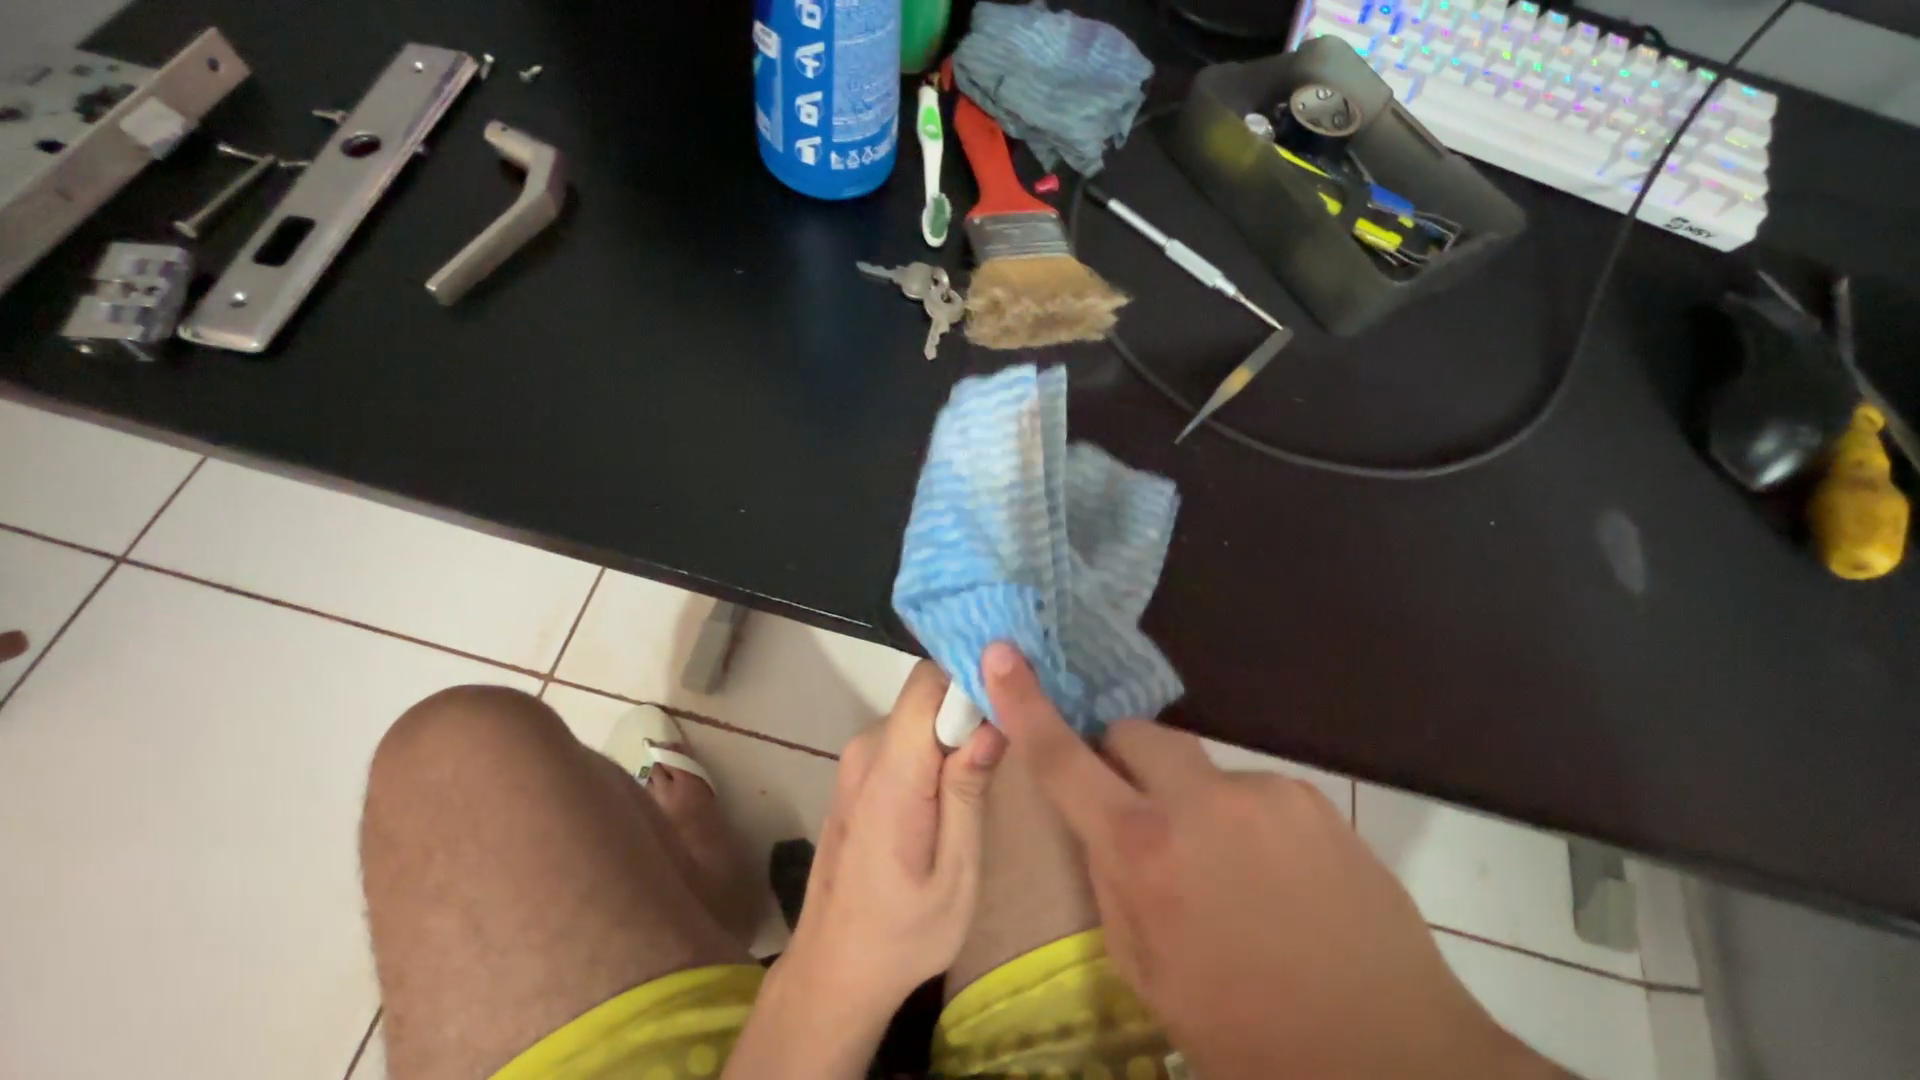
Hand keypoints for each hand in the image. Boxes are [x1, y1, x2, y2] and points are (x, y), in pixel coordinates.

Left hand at [785, 660, 1007, 1011]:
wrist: (834, 969)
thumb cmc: (903, 933)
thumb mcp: (956, 874)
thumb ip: (969, 792)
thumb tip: (993, 721)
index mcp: (890, 774)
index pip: (928, 683)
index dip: (972, 678)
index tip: (1016, 692)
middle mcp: (866, 753)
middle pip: (926, 698)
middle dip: (970, 712)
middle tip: (1012, 747)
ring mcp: (855, 763)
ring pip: (917, 719)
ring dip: (953, 736)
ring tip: (989, 774)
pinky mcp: (857, 777)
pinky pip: (903, 741)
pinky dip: (932, 752)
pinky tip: (953, 791)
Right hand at [982, 643, 1565, 1079]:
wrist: (1387, 1049)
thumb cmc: (1244, 1028)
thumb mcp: (1146, 971)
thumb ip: (1111, 883)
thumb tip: (1101, 827)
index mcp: (1144, 851)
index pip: (1064, 760)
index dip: (1026, 704)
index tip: (1001, 654)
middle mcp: (1201, 801)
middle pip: (1133, 735)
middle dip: (1117, 759)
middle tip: (1131, 811)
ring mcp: (1264, 791)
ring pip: (1197, 768)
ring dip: (1188, 801)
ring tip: (1226, 874)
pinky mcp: (1312, 798)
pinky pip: (1251, 792)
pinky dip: (1242, 820)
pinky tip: (1275, 879)